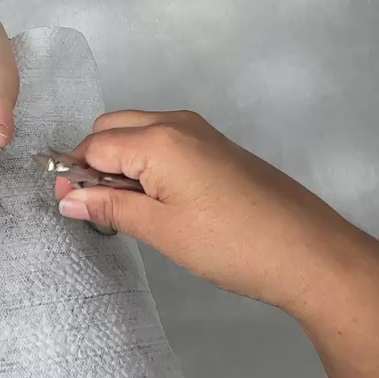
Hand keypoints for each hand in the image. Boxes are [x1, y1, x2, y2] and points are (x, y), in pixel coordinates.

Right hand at [55, 110, 371, 312]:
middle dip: (95, 160)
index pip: (94, 145)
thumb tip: (65, 199)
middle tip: (100, 205)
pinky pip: (163, 140)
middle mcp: (176, 122)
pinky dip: (146, 160)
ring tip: (131, 207)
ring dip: (121, 160)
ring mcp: (199, 131)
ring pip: (137, 131)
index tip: (69, 203)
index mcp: (158, 139)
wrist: (313, 254)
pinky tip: (160, 199)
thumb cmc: (232, 244)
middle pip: (112, 128)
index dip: (75, 173)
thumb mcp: (162, 231)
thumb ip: (109, 208)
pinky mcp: (216, 145)